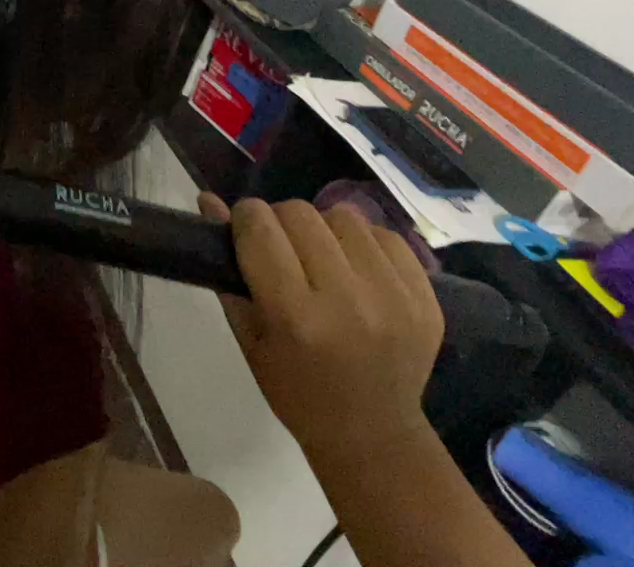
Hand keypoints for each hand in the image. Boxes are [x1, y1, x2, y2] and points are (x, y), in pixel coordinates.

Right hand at [200, 194, 443, 460]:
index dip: (244, 218)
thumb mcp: (248, 335)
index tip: (243, 231)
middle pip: (300, 213)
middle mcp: (348, 301)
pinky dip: (362, 243)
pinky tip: (355, 270)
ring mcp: (394, 298)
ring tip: (321, 259)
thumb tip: (208, 200)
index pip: (260, 227)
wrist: (372, 433)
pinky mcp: (425, 297)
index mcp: (295, 317)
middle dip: (280, 221)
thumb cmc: (293, 390)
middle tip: (280, 249)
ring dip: (323, 229)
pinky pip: (385, 235)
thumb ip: (227, 268)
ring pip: (343, 216)